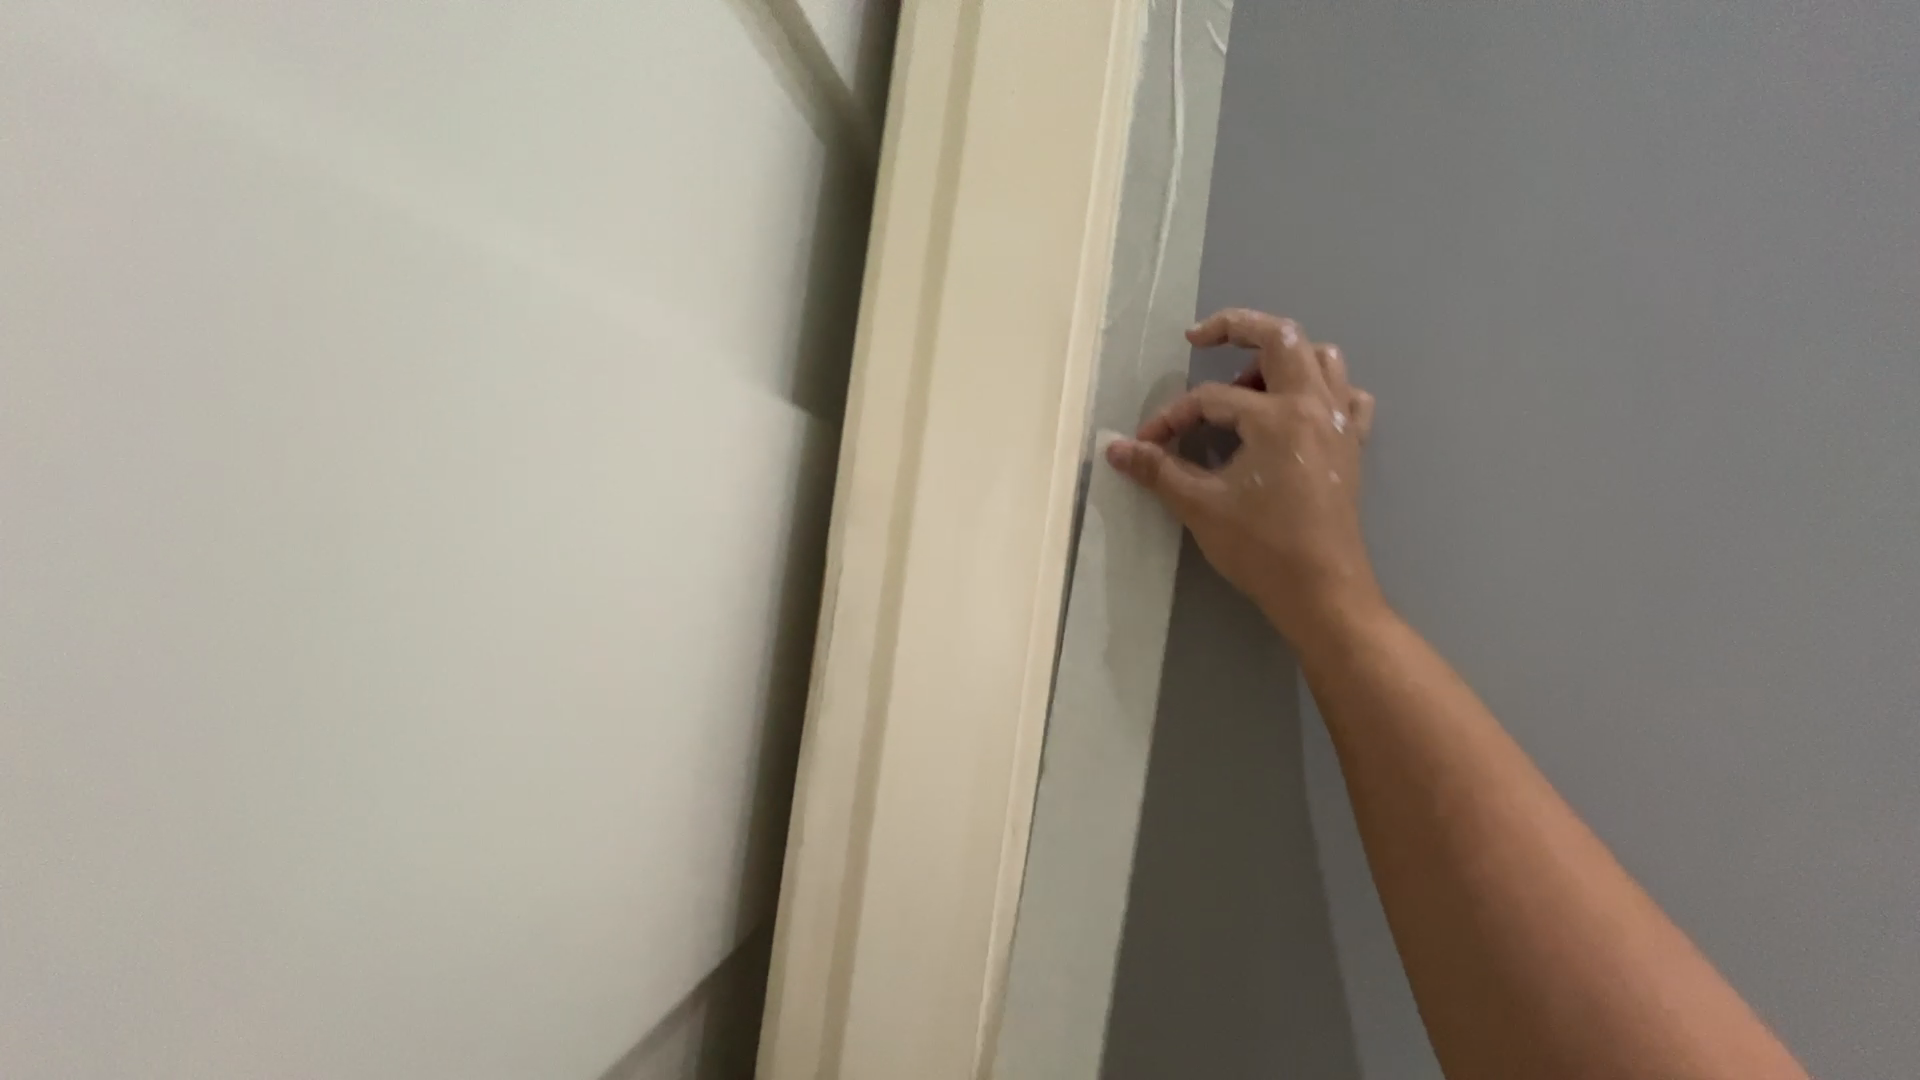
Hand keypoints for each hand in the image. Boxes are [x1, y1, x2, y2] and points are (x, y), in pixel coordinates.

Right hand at [1104, 308, 1381, 645]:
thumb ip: (1158, 470)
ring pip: (1321, 359)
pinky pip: (1346, 396)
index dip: (1171, 417)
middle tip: (1201, 340)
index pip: (1211, 400)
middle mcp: (1314, 406)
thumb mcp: (1200, 507)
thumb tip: (1115, 448)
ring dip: (1281, 358)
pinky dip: (1320, 390)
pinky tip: (1295, 411)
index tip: (1146, 444)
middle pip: (1282, 338)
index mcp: (1276, 417)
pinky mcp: (1351, 446)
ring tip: (1246, 385)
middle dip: (1237, 328)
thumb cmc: (1261, 548)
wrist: (1322, 591)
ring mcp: (1340, 424)